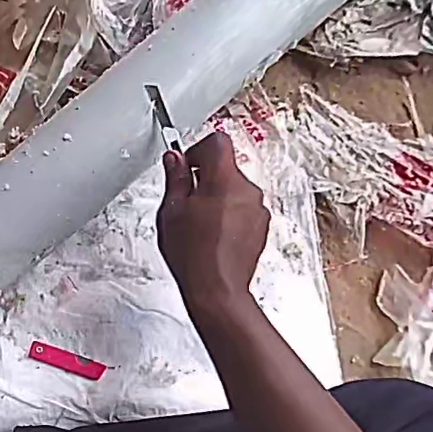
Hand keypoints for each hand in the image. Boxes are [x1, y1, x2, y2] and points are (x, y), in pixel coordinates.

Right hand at [156, 131, 268, 317]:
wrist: (217, 289)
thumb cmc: (194, 256)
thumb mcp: (171, 213)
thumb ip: (174, 180)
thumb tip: (174, 159)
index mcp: (223, 180)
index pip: (216, 142)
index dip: (197, 150)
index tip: (184, 165)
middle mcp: (247, 190)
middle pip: (225, 168)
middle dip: (204, 179)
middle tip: (185, 201)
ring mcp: (257, 209)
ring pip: (233, 190)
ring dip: (216, 199)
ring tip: (197, 225)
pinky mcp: (261, 225)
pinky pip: (242, 209)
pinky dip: (228, 216)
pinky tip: (211, 236)